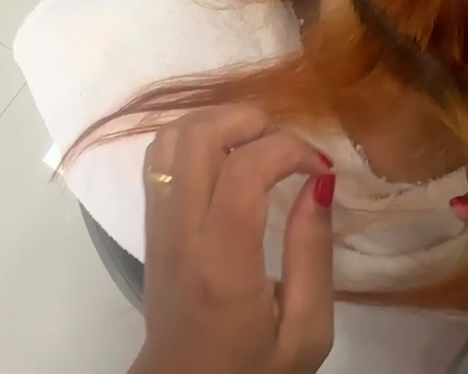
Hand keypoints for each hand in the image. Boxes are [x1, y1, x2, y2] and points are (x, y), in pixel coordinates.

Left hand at [128, 105, 336, 373]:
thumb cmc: (253, 369)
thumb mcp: (305, 332)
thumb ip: (312, 254)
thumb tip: (319, 182)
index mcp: (222, 264)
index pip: (244, 171)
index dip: (287, 149)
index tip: (319, 166)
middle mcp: (181, 231)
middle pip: (198, 137)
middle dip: (249, 119)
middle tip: (287, 141)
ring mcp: (156, 221)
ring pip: (170, 136)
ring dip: (216, 118)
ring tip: (257, 137)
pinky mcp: (148, 219)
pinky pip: (158, 153)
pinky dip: (191, 132)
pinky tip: (224, 148)